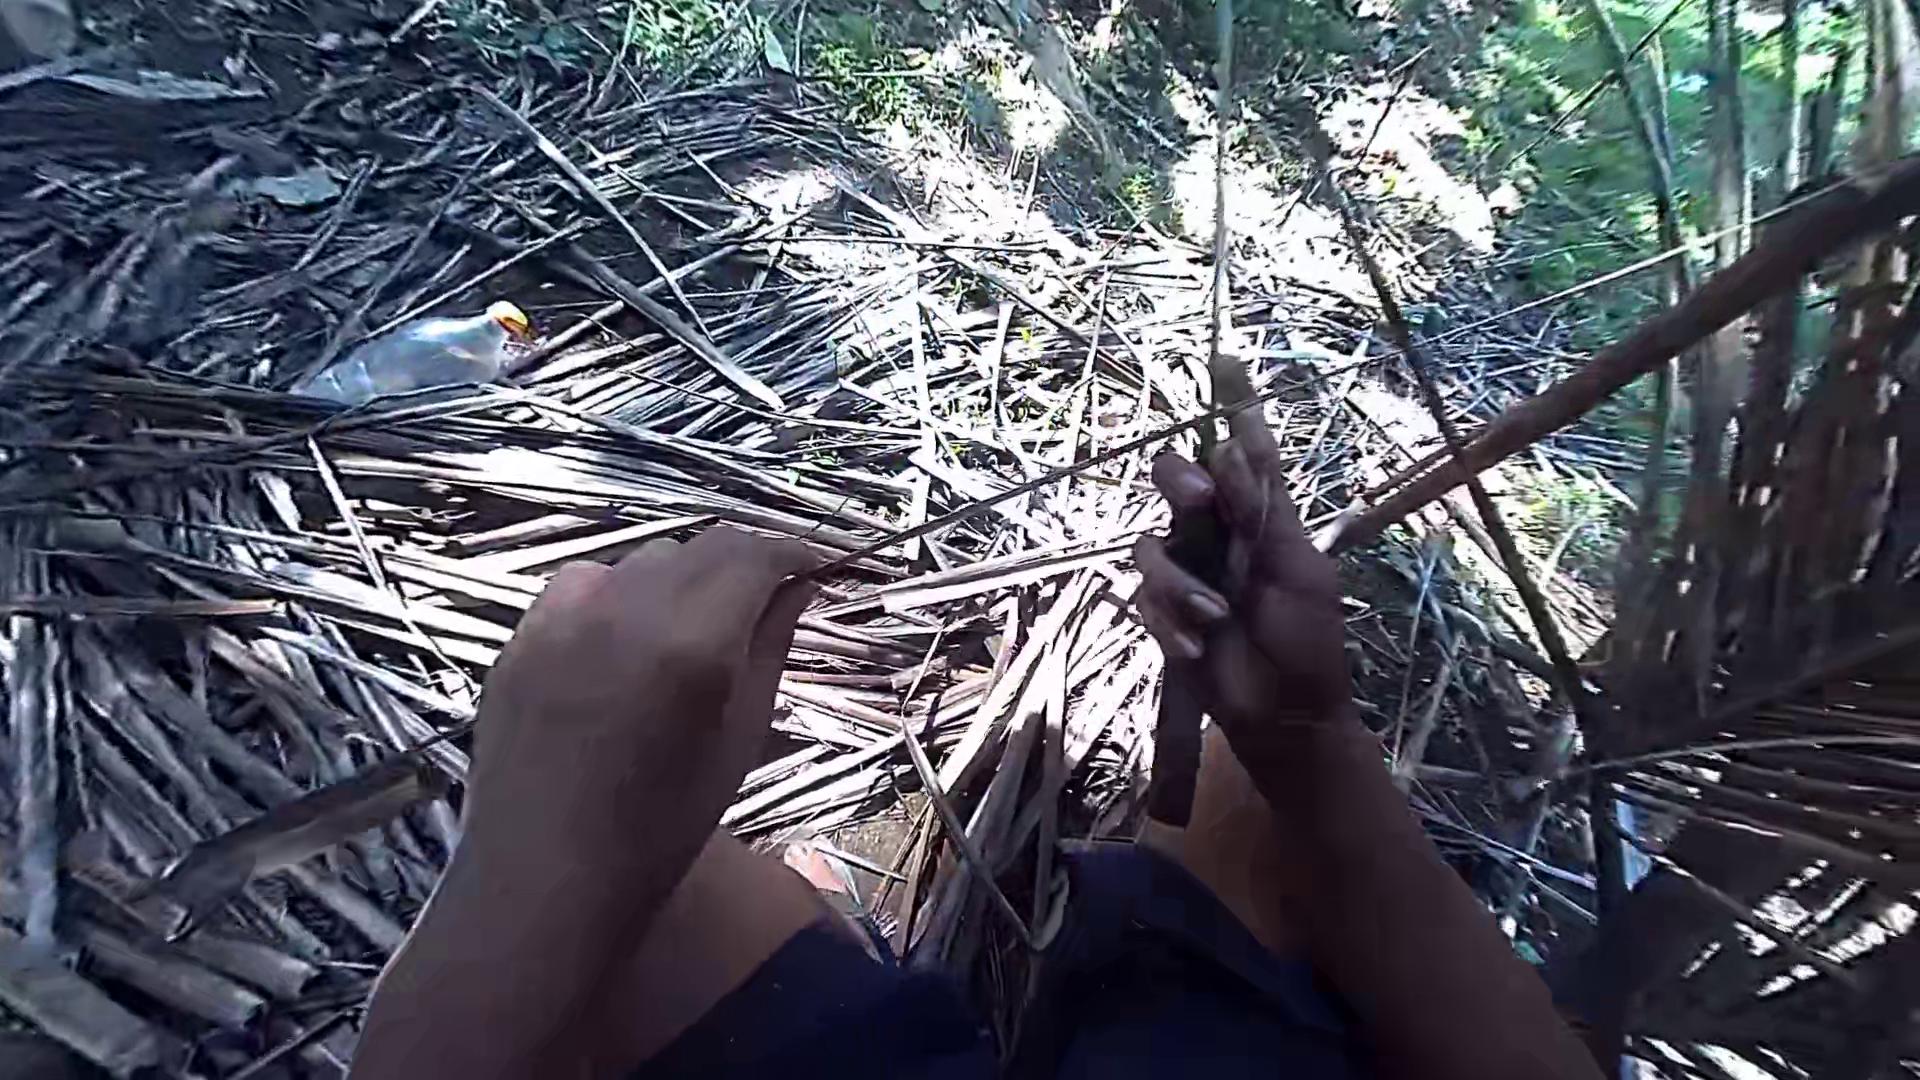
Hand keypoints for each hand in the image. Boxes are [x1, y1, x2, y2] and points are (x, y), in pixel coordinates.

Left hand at [460, 527, 815, 883]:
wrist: (550, 880)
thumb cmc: (671, 817)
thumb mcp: (746, 728)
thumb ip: (774, 641)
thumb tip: (801, 583)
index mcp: (693, 643)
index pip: (755, 556)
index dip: (792, 552)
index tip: (811, 566)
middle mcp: (628, 611)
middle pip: (709, 544)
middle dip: (751, 558)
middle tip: (771, 591)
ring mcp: (566, 617)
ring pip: (655, 556)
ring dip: (694, 571)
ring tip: (704, 615)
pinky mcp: (525, 633)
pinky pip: (593, 578)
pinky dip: (630, 586)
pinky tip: (633, 628)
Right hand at [1133, 408, 1354, 761]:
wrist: (1282, 712)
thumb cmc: (1306, 640)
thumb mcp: (1296, 570)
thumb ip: (1262, 512)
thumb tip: (1231, 446)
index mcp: (1257, 517)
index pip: (1243, 450)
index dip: (1232, 405)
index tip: (1221, 360)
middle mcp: (1213, 532)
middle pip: (1174, 480)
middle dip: (1179, 483)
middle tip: (1200, 500)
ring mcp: (1182, 570)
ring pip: (1150, 548)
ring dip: (1182, 588)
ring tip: (1216, 620)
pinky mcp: (1158, 608)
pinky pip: (1144, 599)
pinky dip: (1170, 623)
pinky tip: (1196, 647)